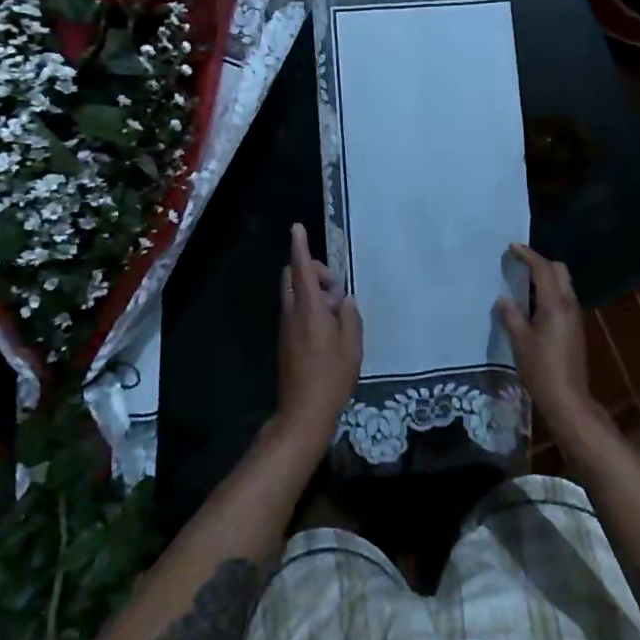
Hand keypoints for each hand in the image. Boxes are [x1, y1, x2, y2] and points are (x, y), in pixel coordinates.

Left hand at [275, 223, 361, 437]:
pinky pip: (297, 311)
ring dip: (314, 292)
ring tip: (339, 312)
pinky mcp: (287, 341)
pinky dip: (312, 308)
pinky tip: (331, 328)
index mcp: (309, 310)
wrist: (304, 411)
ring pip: (295, 295)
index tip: (297, 228)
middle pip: (293, 278)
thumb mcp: (353, 341)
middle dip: (312, 271)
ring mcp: (287, 329)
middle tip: (336, 288)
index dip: (299, 247)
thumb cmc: (333, 374)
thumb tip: (343, 300)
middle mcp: (292, 314)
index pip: (302, 270)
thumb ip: (349, 314)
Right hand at [496, 243, 596, 428]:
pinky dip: (549, 292)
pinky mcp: (575, 326)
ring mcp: (575, 314)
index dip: (528, 255)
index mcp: (555, 303)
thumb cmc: (540, 368)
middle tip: (519, 264)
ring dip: (545, 277)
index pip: (543, 269)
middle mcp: (569, 303)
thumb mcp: (519, 342)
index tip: (512, 247)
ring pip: (563, 284)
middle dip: (540, 262)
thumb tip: (502, 299)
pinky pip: (563, 298)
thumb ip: (511, 316)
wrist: (567, 396)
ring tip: (522, 282)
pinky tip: (533, 304)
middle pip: (558, 270)